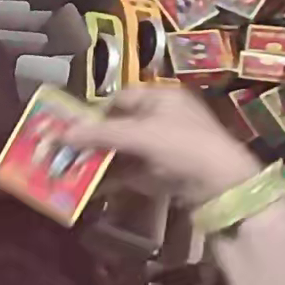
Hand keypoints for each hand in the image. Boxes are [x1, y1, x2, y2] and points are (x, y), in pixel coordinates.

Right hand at [62, 87, 261, 205]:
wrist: (222, 185)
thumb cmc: (183, 146)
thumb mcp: (140, 135)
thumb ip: (100, 133)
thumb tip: (63, 133)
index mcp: (160, 98)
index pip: (120, 99)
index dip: (95, 111)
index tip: (71, 126)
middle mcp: (160, 119)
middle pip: (117, 126)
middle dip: (93, 139)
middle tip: (67, 150)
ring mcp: (161, 147)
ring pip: (121, 151)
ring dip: (98, 160)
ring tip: (72, 169)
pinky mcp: (161, 172)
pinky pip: (128, 172)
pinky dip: (110, 178)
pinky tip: (90, 186)